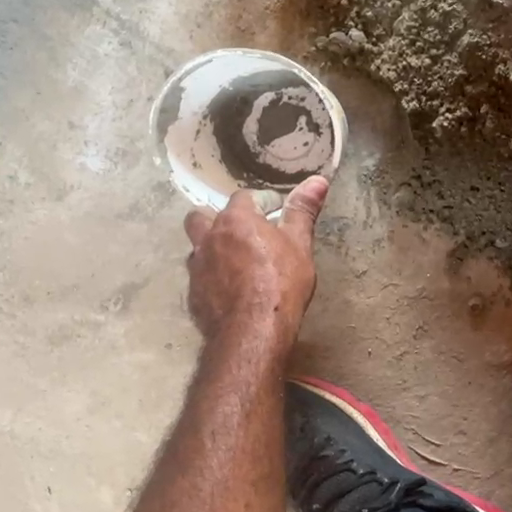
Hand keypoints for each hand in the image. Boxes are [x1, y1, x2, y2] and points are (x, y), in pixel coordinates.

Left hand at [183, 176, 328, 350]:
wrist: (253, 331)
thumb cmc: (281, 282)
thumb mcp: (300, 244)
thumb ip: (303, 211)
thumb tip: (318, 180)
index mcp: (236, 220)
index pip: (243, 198)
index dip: (260, 202)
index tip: (276, 213)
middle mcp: (209, 238)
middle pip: (201, 216)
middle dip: (218, 219)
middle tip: (243, 233)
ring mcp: (197, 267)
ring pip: (197, 247)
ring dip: (211, 248)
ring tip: (235, 261)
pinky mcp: (193, 294)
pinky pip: (199, 276)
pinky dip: (212, 276)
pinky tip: (230, 289)